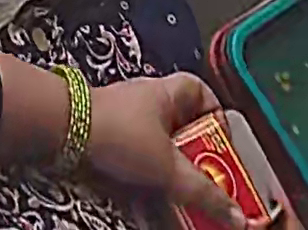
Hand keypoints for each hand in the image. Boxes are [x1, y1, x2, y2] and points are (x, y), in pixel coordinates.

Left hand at [86, 73, 246, 228]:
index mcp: (166, 94)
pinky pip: (143, 160)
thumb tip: (240, 217)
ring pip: (164, 148)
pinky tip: (158, 206)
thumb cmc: (121, 133)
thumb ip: (204, 192)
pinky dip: (154, 181)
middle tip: (215, 186)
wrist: (67, 130)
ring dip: (178, 175)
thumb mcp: (168, 166)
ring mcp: (130, 120)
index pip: (200, 90)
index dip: (217, 113)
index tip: (227, 145)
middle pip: (185, 126)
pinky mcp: (114, 139)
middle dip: (200, 157)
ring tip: (190, 205)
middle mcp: (149, 102)